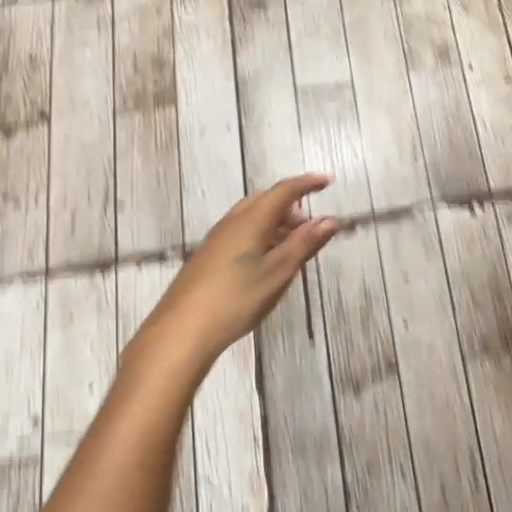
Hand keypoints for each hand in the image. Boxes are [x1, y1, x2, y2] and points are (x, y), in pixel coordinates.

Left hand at [132, 173, 340, 371]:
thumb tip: (329, 220)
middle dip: (291, 205)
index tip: (327, 181)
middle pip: (265, 200)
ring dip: (275, 222)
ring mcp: (216, 239)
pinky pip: (240, 232)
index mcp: (252, 219)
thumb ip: (305, 243)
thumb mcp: (279, 272)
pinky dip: (260, 235)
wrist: (182, 330)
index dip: (307, 183)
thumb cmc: (237, 298)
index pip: (284, 191)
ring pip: (251, 216)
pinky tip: (265, 261)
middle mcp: (232, 221)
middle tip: (310, 225)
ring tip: (292, 246)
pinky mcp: (207, 257)